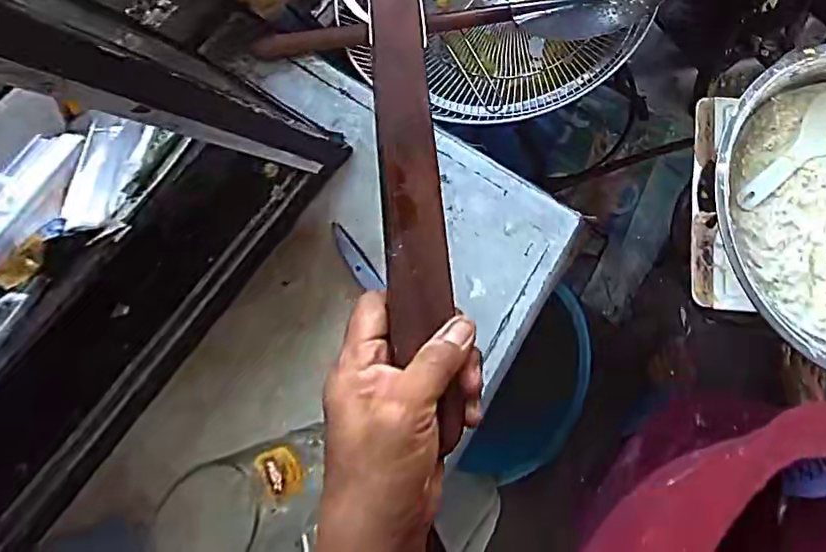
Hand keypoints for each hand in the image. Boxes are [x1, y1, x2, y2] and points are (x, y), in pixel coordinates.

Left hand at [318, 292, 483, 551]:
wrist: (385, 532)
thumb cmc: (373, 477)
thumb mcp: (406, 406)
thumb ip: (435, 360)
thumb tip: (459, 327)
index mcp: (358, 364)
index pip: (375, 307)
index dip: (403, 298)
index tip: (435, 302)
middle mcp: (378, 375)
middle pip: (420, 331)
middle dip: (449, 346)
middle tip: (462, 365)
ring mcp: (400, 394)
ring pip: (441, 359)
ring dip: (461, 375)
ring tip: (467, 396)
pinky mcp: (421, 414)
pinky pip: (449, 388)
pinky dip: (463, 398)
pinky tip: (466, 415)